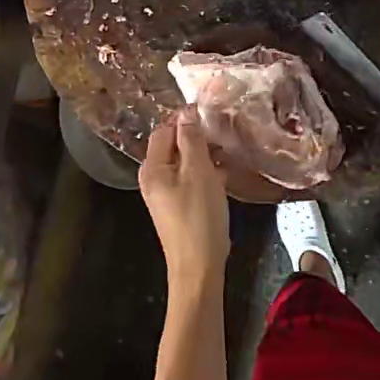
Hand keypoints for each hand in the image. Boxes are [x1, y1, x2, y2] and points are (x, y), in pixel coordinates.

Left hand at [138, 108, 230, 287]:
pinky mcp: (178, 206)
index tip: (211, 114)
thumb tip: (187, 112)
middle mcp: (153, 178)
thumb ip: (192, 140)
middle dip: (196, 137)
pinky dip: (205, 174)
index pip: (164, 130)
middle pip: (172, 146)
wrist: (198, 267)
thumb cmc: (198, 217)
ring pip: (184, 163)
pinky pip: (190, 180)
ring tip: (227, 150)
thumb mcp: (198, 172)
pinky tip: (224, 175)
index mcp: (152, 167)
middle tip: (223, 132)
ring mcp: (165, 194)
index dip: (185, 119)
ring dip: (204, 155)